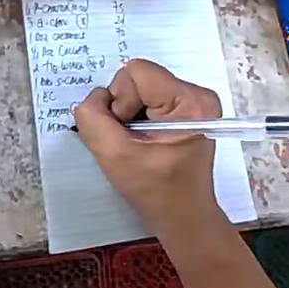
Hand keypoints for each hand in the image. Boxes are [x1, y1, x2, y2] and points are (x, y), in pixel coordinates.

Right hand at [73, 60, 226, 234]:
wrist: (181, 214)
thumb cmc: (154, 189)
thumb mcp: (112, 154)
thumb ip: (92, 117)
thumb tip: (93, 98)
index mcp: (190, 102)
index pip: (135, 72)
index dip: (119, 100)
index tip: (127, 131)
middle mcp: (196, 94)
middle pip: (136, 77)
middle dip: (122, 106)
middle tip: (130, 139)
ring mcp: (192, 101)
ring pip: (137, 86)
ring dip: (126, 113)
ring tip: (136, 141)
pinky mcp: (183, 109)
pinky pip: (144, 96)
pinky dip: (134, 116)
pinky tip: (142, 139)